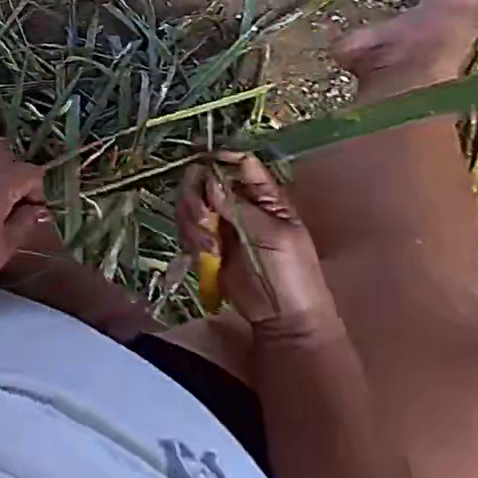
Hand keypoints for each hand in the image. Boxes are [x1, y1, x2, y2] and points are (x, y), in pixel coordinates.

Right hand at [176, 152, 337, 336]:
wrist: (283, 320)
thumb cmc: (291, 275)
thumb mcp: (273, 236)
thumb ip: (239, 206)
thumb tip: (207, 178)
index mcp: (264, 196)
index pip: (239, 163)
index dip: (219, 158)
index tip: (202, 164)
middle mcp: (238, 202)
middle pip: (204, 177)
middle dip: (197, 194)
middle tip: (202, 217)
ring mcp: (220, 221)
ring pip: (190, 200)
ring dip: (192, 220)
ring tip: (208, 246)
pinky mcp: (205, 240)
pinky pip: (185, 225)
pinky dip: (189, 236)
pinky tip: (204, 254)